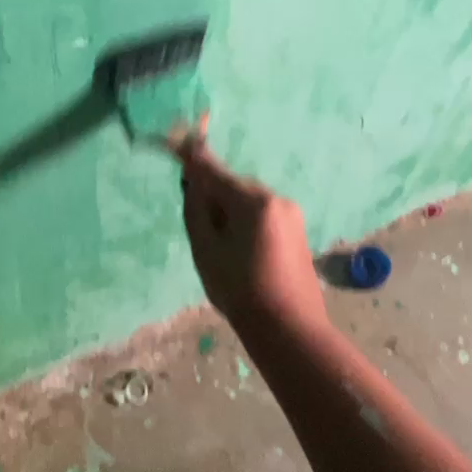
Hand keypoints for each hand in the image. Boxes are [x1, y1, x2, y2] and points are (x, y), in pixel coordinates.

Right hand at [176, 133, 325, 335]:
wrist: (290, 331)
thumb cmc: (241, 291)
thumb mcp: (206, 250)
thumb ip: (196, 209)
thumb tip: (193, 181)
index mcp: (252, 200)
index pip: (213, 169)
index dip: (191, 156)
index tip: (175, 140)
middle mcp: (275, 197)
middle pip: (231, 185)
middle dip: (213, 197)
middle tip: (202, 232)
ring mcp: (290, 212)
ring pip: (246, 200)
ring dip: (230, 212)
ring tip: (224, 251)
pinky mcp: (297, 229)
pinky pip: (262, 214)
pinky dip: (246, 223)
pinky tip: (243, 254)